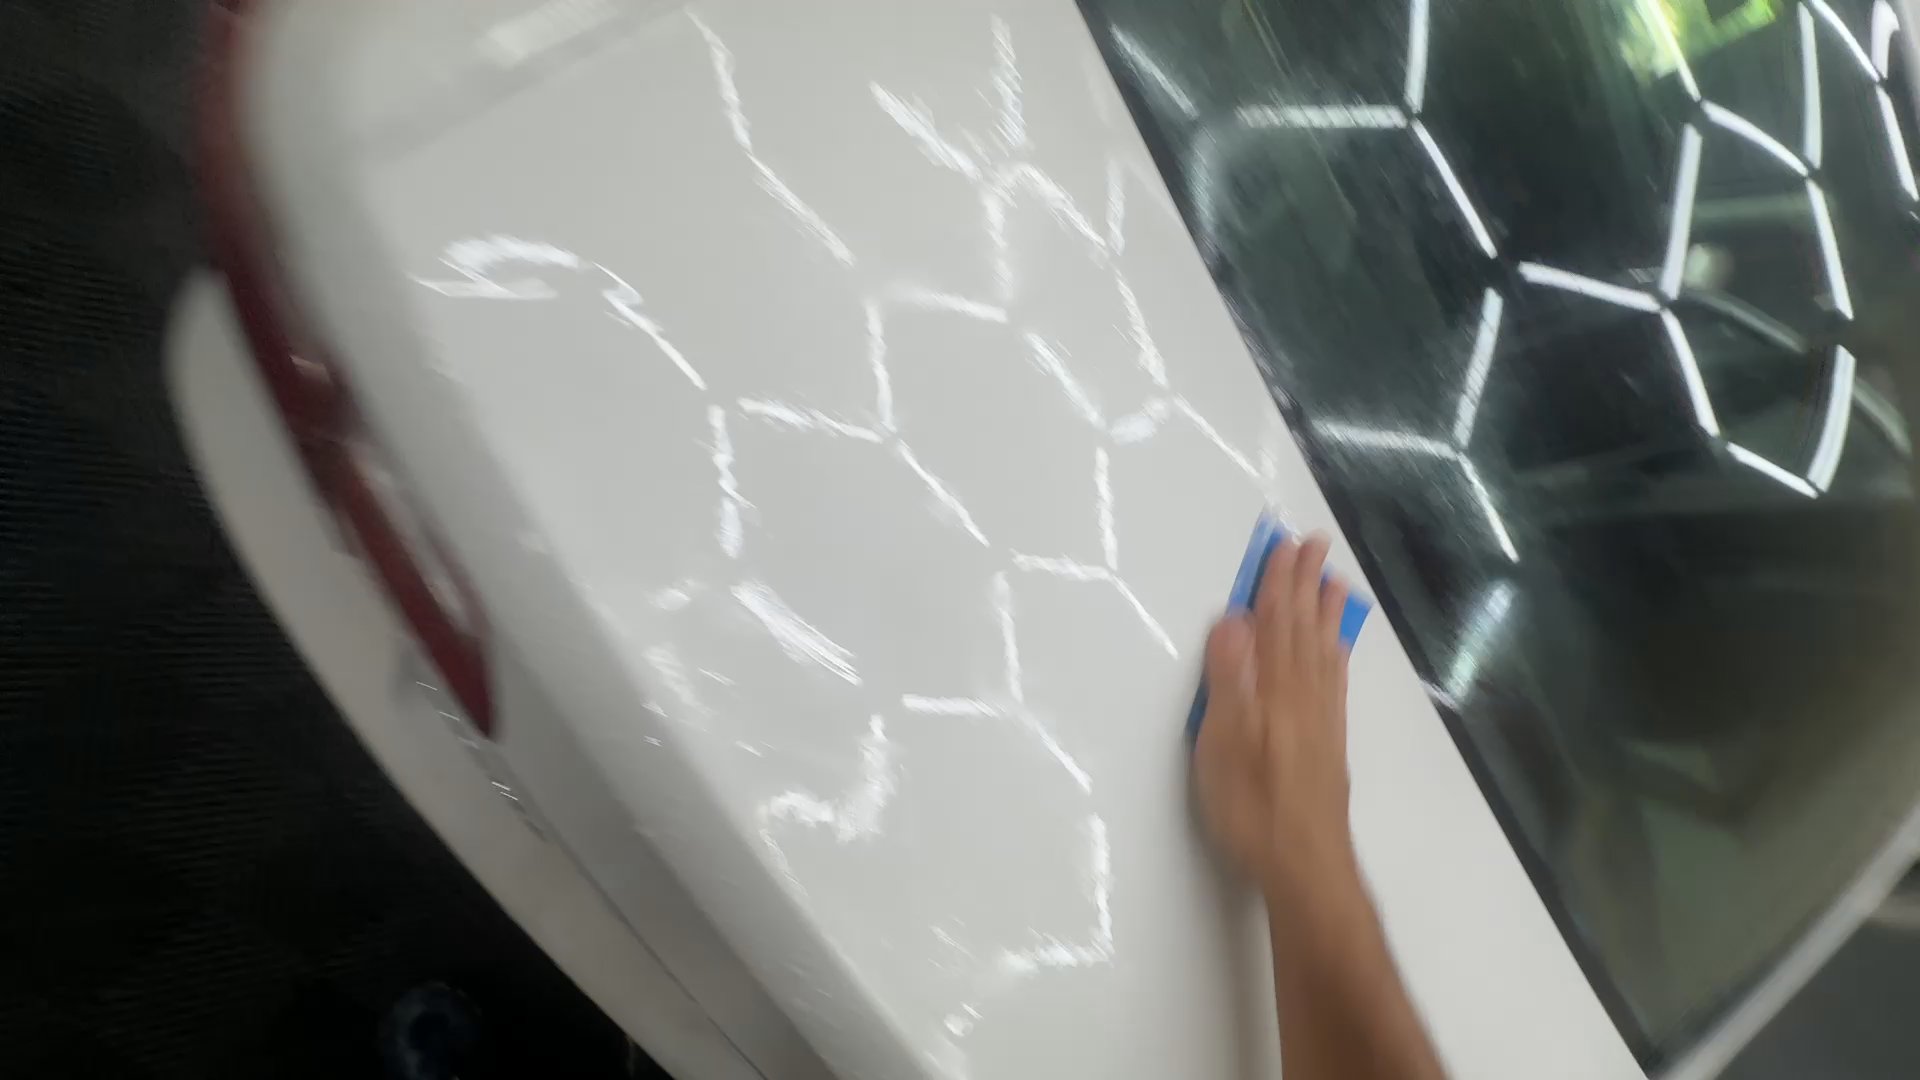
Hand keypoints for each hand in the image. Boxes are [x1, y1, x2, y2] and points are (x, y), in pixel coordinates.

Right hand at [1192, 534, 1356, 904]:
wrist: (1306, 866)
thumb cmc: (1251, 806)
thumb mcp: (1224, 744)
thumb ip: (1229, 681)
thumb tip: (1232, 622)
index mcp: (1274, 690)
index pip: (1274, 624)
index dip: (1277, 583)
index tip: (1284, 545)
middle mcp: (1303, 695)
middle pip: (1302, 628)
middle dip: (1305, 584)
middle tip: (1316, 544)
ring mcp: (1320, 718)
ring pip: (1322, 650)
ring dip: (1324, 611)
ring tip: (1333, 579)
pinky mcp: (1327, 740)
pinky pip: (1334, 680)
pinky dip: (1336, 652)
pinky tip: (1336, 646)